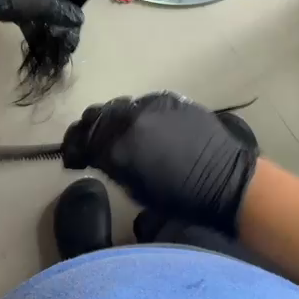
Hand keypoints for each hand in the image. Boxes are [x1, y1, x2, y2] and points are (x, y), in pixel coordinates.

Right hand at [62, 93, 257, 233]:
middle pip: (97, 117)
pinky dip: (137, 115)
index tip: (72, 159)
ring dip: (113, 121)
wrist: (226, 181)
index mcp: (118, 146)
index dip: (73, 149)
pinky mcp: (171, 99)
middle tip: (89, 144)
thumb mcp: (135, 190)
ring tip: (117, 134)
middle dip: (89, 131)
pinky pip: (143, 104)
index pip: (83, 141)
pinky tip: (143, 127)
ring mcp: (152, 105)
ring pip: (120, 107)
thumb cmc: (181, 200)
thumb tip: (99, 156)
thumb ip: (112, 167)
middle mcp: (131, 119)